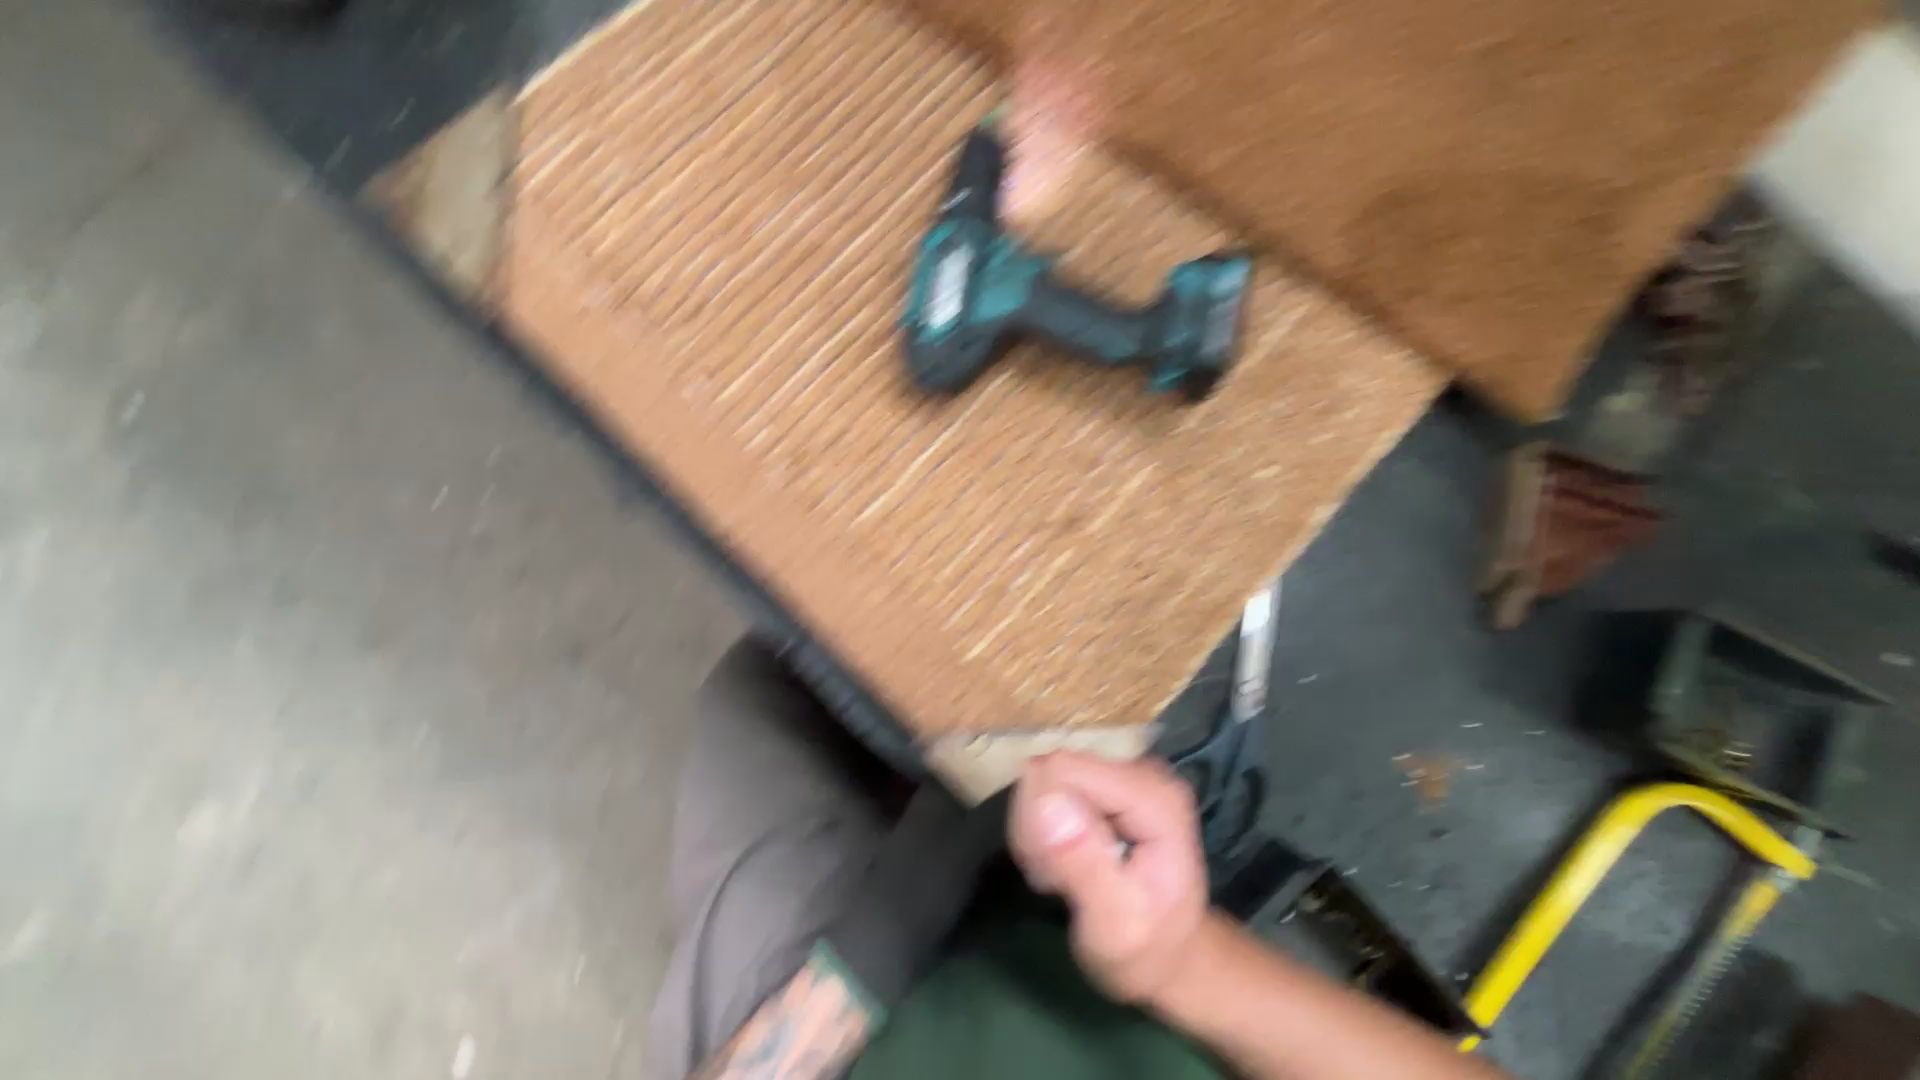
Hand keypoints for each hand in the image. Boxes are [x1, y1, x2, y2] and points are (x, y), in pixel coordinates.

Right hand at [1008, 751, 1208, 1004]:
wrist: (1170, 956)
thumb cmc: (1146, 949)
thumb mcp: (1113, 927)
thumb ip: (1083, 866)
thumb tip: (1046, 805)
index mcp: (1155, 799)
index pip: (1061, 771)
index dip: (1040, 821)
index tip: (1053, 874)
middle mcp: (1142, 773)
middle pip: (1050, 772)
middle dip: (1039, 827)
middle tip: (1059, 880)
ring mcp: (1124, 773)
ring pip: (1043, 779)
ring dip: (1038, 832)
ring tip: (1064, 876)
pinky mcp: (1106, 780)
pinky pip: (1047, 788)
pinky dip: (1044, 830)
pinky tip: (1065, 862)